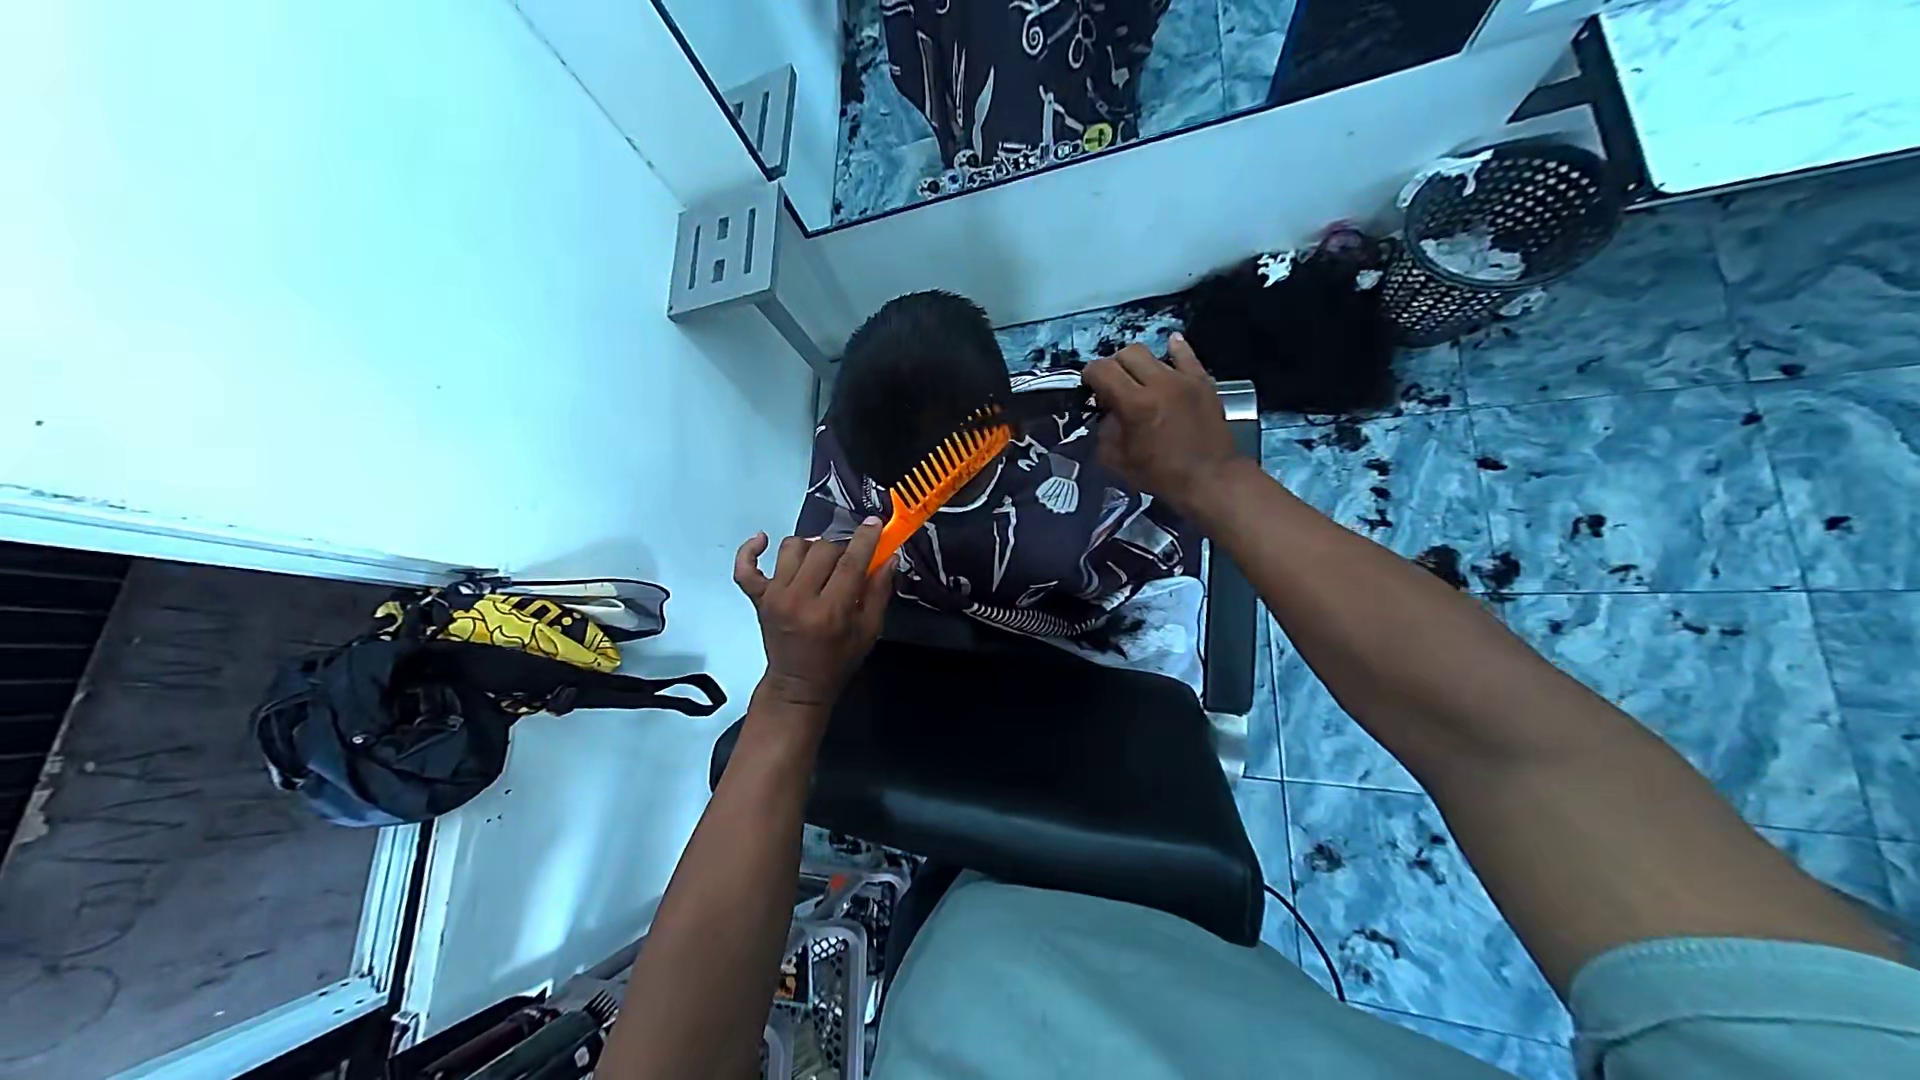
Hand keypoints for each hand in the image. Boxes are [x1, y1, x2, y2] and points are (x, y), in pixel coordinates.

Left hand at [733, 518, 894, 715]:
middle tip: (850, 561)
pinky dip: (751, 550)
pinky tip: (763, 540)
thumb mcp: (869, 631)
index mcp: (830, 612)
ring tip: (821, 561)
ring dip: (811, 547)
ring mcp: (774, 597)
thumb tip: (889, 556)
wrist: (798, 685)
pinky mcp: (757, 598)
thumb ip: (879, 592)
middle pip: (823, 550)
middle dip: (842, 549)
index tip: (875, 523)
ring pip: (792, 548)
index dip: (865, 540)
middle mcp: (798, 599)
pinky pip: (745, 567)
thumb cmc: (838, 660)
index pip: (849, 563)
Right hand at [1084, 334, 1240, 513]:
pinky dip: (1174, 350)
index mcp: (1135, 404)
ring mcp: (1184, 379)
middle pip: (1126, 353)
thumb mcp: (1117, 459)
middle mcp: (1159, 384)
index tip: (1090, 387)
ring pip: (1153, 353)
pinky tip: (1169, 348)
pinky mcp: (1203, 381)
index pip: (1102, 369)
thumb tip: (1106, 413)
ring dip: (1139, 364)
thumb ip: (1105, 430)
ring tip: (1139, 380)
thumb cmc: (1159, 475)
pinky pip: (1186, 356)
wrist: (1209, 479)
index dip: (1089, 375)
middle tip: (1113, 385)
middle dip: (1113, 366)